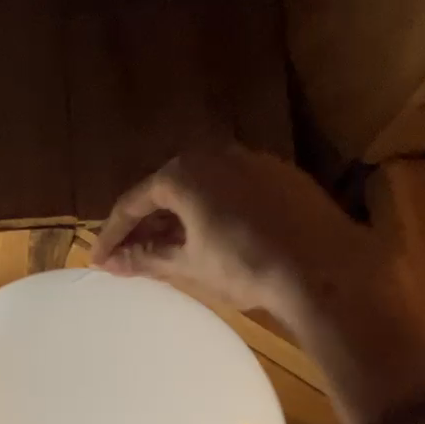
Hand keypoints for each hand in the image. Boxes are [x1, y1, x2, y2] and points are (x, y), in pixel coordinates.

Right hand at [90, 145, 390, 330]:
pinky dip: (210, 214)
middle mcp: (216, 155)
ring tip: (166, 252)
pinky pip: (231, 192)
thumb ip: (146, 258)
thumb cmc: (244, 265)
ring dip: (178, 220)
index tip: (100, 261)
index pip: (134, 202)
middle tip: (128, 257)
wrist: (324, 268)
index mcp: (184, 173)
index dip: (113, 234)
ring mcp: (253, 162)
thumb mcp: (187, 265)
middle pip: (166, 191)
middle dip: (145, 225)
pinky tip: (210, 241)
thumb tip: (113, 262)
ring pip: (201, 189)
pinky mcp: (281, 177)